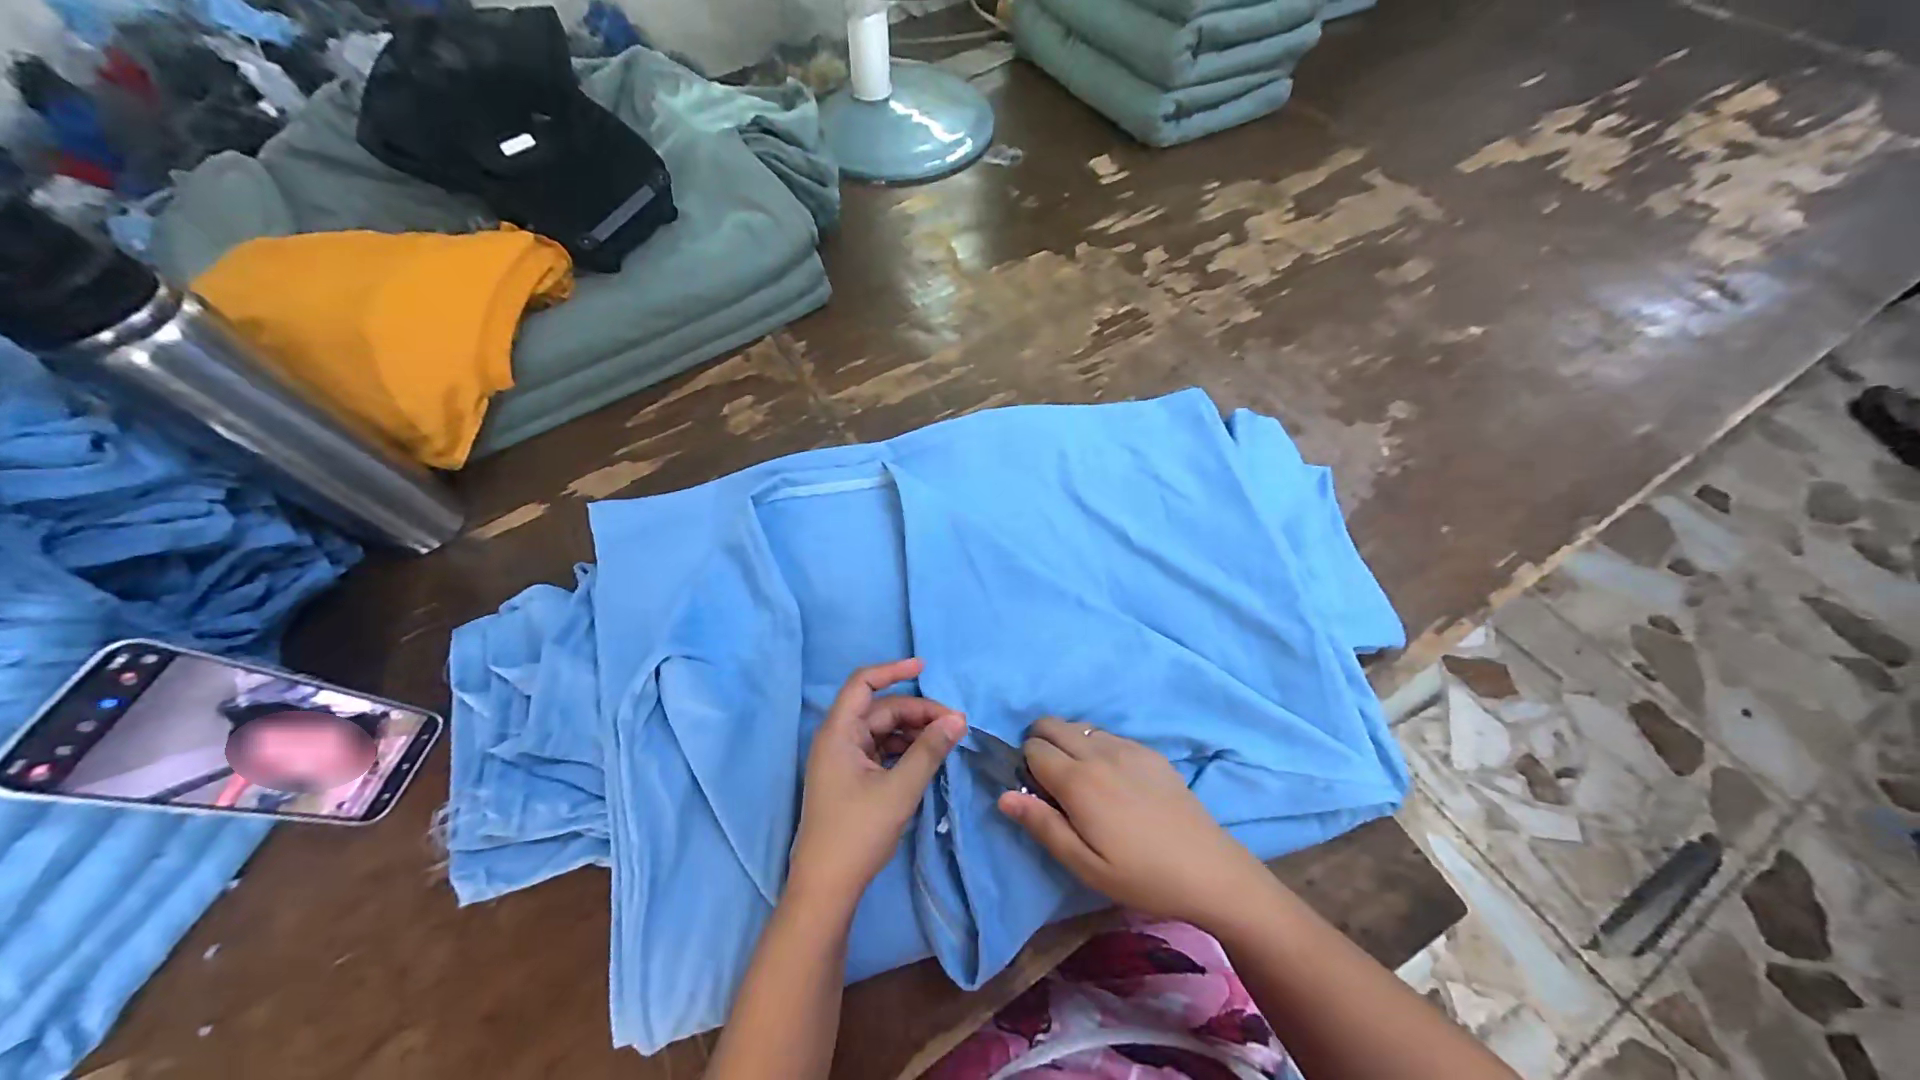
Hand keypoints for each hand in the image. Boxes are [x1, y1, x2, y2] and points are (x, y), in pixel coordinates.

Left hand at [788, 659, 965, 910]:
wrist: (826, 887)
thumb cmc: (858, 832)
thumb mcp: (900, 789)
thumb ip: (929, 750)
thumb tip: (958, 719)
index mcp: (839, 732)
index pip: (863, 683)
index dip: (893, 670)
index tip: (925, 668)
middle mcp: (838, 739)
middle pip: (880, 709)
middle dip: (917, 712)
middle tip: (954, 725)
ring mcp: (843, 760)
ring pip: (882, 731)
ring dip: (913, 732)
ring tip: (945, 742)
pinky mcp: (851, 779)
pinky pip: (881, 751)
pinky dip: (904, 750)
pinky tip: (927, 759)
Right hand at [998, 716, 1278, 929]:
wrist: (1209, 869)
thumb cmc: (1141, 876)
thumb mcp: (1084, 865)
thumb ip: (1042, 825)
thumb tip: (1003, 795)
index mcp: (1078, 781)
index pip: (1032, 748)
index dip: (1026, 768)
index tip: (1038, 794)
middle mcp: (1099, 752)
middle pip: (1051, 724)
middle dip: (1041, 744)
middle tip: (1053, 784)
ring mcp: (1127, 747)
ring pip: (1079, 726)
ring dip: (1068, 743)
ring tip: (1082, 782)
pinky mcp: (1149, 752)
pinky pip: (1107, 734)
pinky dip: (1096, 746)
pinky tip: (1113, 781)